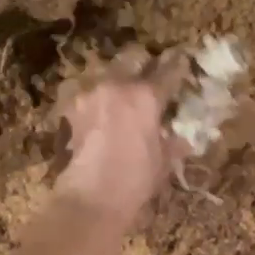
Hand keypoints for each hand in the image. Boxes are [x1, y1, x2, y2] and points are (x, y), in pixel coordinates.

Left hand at [54, 48, 184, 224]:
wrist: (91, 197)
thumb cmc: (135, 180)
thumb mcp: (163, 162)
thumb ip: (172, 142)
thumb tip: (182, 138)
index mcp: (146, 96)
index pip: (169, 71)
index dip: (178, 67)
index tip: (182, 64)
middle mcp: (117, 85)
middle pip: (133, 57)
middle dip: (143, 64)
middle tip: (150, 77)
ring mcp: (91, 95)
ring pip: (108, 74)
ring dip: (118, 81)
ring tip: (123, 99)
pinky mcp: (72, 110)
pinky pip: (89, 96)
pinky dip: (99, 102)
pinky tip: (102, 117)